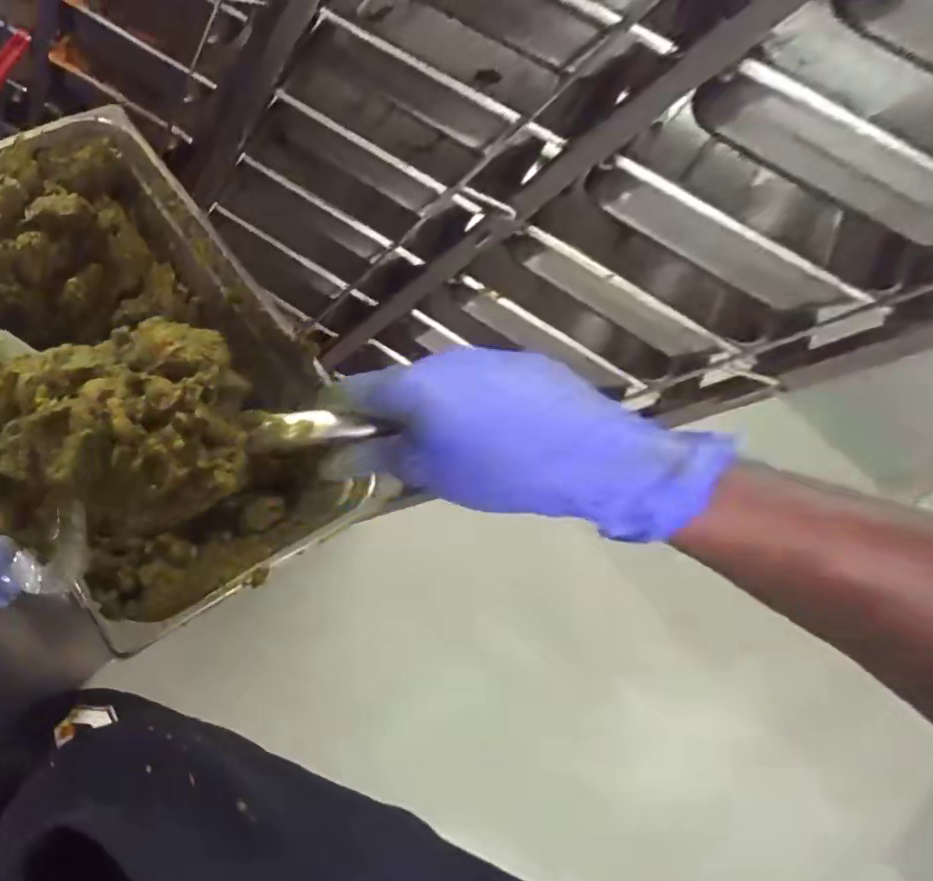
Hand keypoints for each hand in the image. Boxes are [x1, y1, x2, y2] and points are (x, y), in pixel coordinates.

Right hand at [340, 348, 737, 541]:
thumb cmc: (497, 470)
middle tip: (389, 451)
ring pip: (433, 382)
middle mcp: (442, 360)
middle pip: (392, 385)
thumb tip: (332, 460)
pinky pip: (471, 381)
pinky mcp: (520, 363)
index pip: (349, 390)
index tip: (332, 439)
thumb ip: (373, 459)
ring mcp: (485, 357)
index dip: (333, 414)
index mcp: (413, 385)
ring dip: (423, 409)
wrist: (600, 459)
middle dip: (381, 415)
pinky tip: (485, 432)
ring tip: (441, 444)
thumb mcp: (426, 471)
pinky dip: (461, 403)